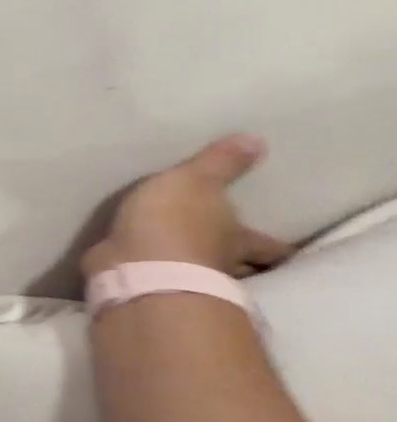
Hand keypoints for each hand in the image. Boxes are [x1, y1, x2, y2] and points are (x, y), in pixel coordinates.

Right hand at [82, 135, 294, 279]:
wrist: (135, 266)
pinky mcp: (147, 282)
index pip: (271, 248)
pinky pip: (157, 275)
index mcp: (238, 239)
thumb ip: (219, 164)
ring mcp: (183, 276)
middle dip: (243, 265)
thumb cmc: (174, 221)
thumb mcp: (195, 181)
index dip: (279, 250)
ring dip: (198, 267)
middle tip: (243, 262)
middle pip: (242, 267)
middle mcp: (219, 261)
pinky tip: (145, 264)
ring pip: (201, 273)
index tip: (286, 254)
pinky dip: (154, 271)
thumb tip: (258, 139)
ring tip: (189, 260)